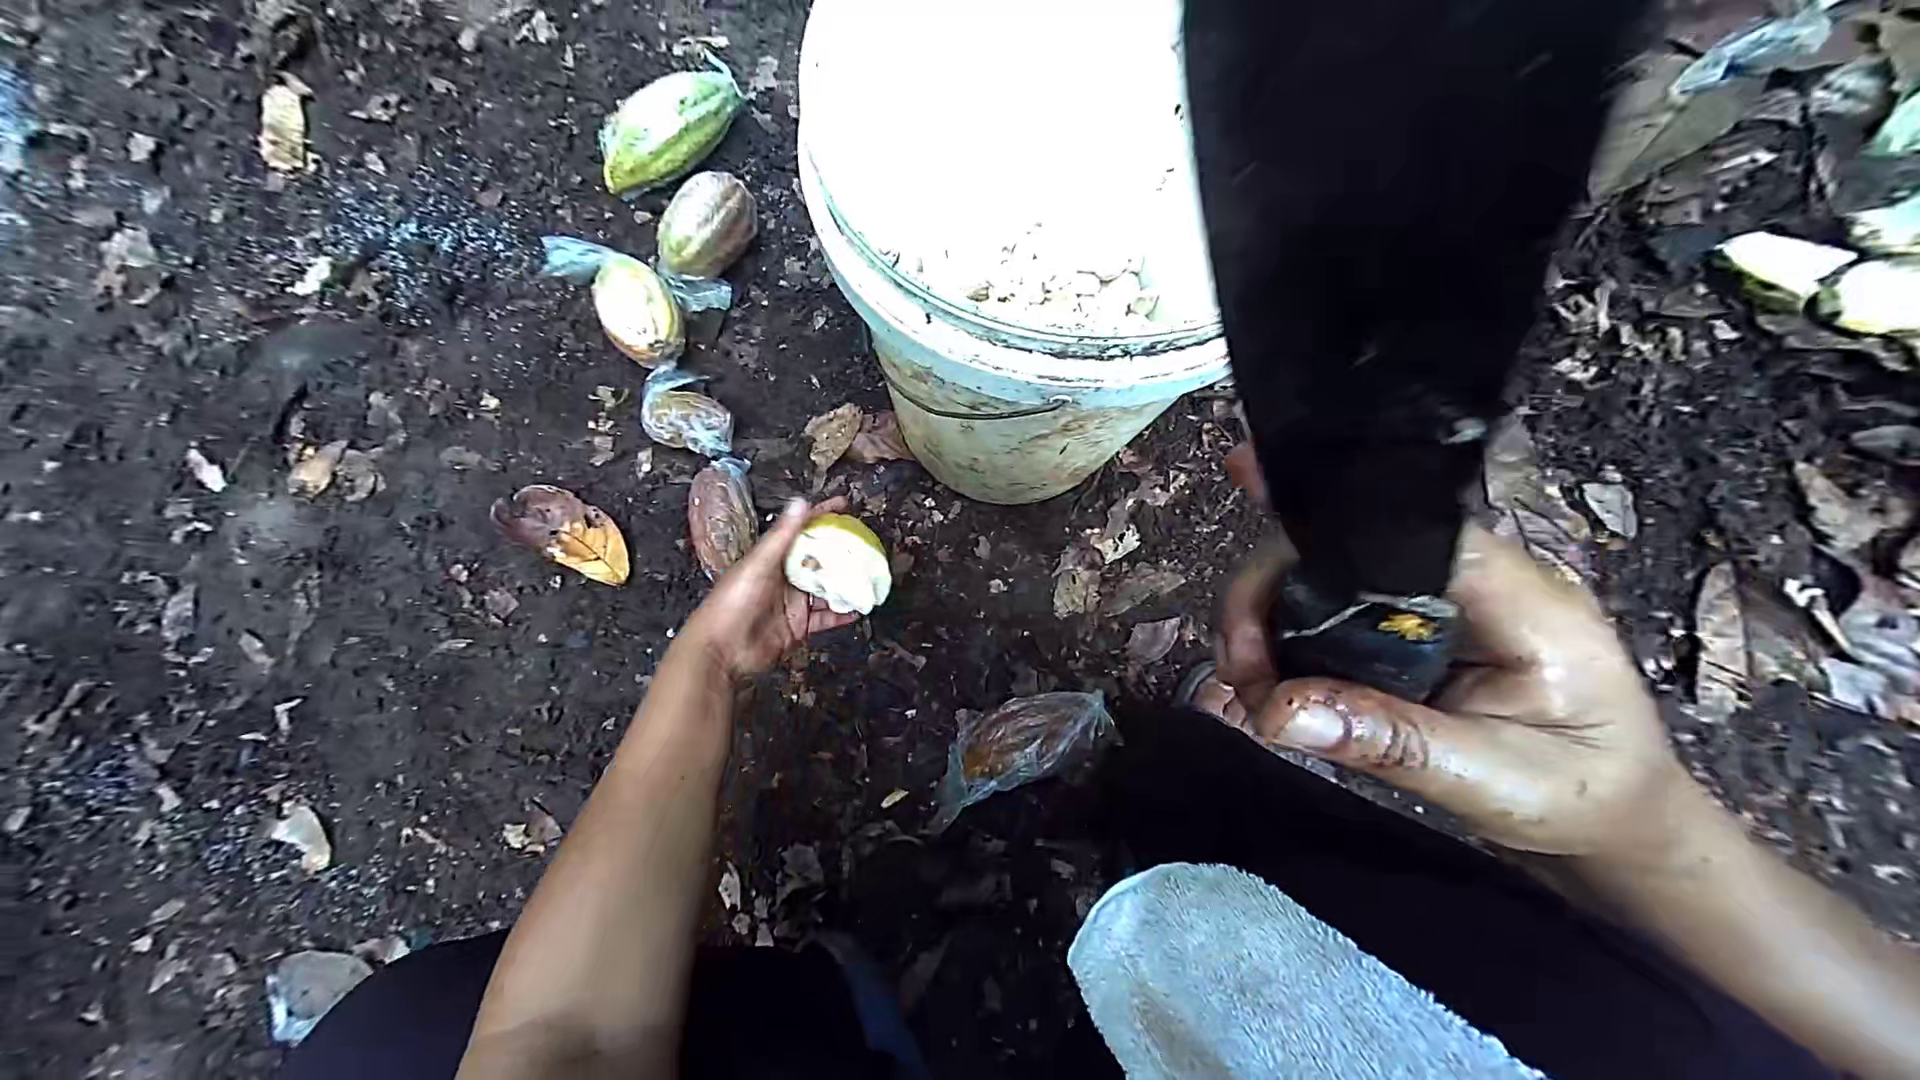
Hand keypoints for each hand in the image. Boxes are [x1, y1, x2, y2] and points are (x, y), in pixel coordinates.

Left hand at [677, 497, 861, 680]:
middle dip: (842, 551)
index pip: (802, 530)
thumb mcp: (759, 564)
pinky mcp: (800, 627)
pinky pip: (826, 617)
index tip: (844, 505)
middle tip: (866, 543)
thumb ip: (782, 535)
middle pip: (819, 560)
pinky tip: (859, 607)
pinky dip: (842, 612)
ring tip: (869, 575)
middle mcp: (786, 578)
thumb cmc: (733, 602)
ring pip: (827, 589)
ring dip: (846, 583)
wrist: (721, 650)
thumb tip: (800, 502)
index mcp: (773, 558)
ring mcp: (794, 603)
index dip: (822, 515)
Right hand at [1217, 522, 1688, 857]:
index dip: (1308, 534)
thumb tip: (1278, 711)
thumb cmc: (1586, 799)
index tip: (1243, 599)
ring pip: (1310, 579)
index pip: (1397, 532)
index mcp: (1514, 597)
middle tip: (1240, 672)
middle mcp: (1459, 580)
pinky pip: (1314, 613)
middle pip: (1330, 549)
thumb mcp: (1497, 783)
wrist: (1616, 824)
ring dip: (1259, 627)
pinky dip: (1274, 643)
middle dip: (1263, 601)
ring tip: (1250, 688)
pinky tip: (1266, 683)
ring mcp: (1421, 601)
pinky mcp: (1394, 625)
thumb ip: (1393, 743)